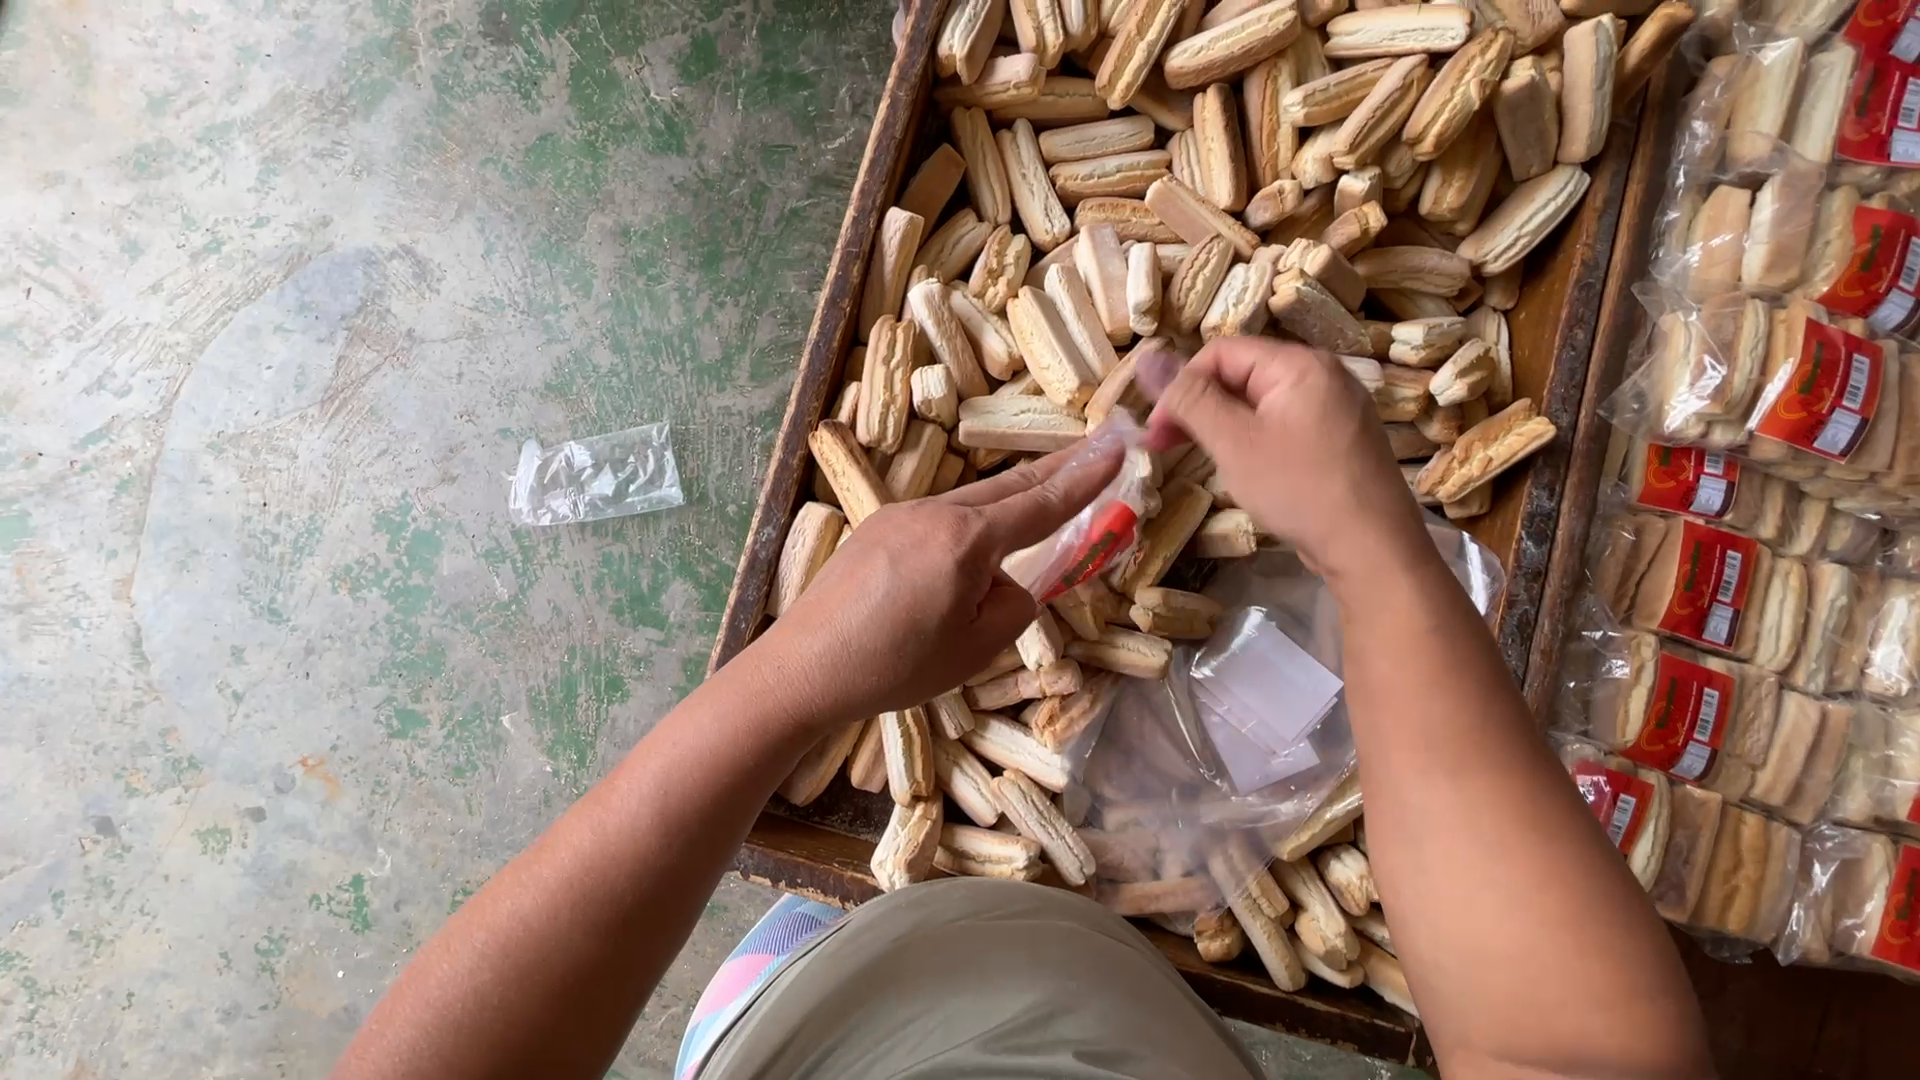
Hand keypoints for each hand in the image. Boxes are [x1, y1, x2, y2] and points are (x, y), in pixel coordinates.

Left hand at [745, 439, 1123, 727]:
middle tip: (1094, 449)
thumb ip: (1013, 605)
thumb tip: (1006, 581)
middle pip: (1008, 488)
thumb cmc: (896, 666)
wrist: (804, 668)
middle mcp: (935, 513)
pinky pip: (936, 524)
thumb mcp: (976, 649)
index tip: (1117, 446)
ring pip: (968, 507)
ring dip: (1006, 510)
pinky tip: (956, 567)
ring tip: (1030, 522)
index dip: (1085, 478)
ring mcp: (899, 516)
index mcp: (967, 540)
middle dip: (1055, 470)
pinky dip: (964, 534)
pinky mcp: (875, 529)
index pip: (1041, 504)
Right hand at [1142, 338, 1429, 584]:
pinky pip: (1282, 424)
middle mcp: (1323, 374)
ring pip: (1260, 403)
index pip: (1221, 352)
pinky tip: (1243, 470)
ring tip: (1202, 460)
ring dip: (1221, 426)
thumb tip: (1148, 359)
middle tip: (1165, 447)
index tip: (1156, 431)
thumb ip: (1191, 399)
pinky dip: (1252, 440)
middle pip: (1241, 374)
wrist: (1371, 547)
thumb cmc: (1298, 488)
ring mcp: (1335, 407)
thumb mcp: (1234, 442)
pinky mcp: (1338, 438)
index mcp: (1299, 364)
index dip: (1180, 385)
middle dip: (1198, 407)